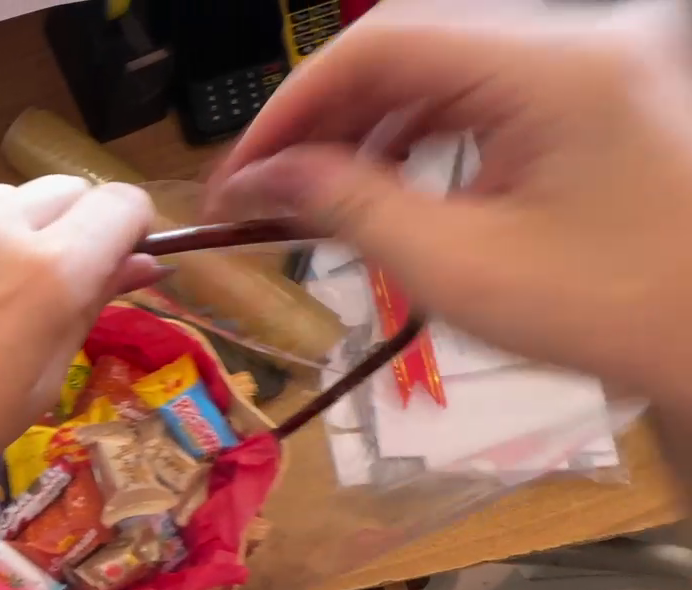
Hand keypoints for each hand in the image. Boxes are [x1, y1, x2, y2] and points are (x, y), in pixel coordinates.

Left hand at [0, 178, 156, 549]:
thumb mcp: (39, 383)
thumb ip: (91, 307)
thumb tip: (141, 262)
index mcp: (47, 270)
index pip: (120, 203)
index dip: (128, 233)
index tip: (111, 268)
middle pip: (64, 191)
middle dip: (73, 230)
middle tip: (44, 291)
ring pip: (3, 199)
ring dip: (14, 232)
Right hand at [208, 0, 691, 409]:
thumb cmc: (594, 306)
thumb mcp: (447, 263)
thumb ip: (345, 205)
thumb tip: (258, 178)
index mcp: (550, 70)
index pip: (381, 44)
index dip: (288, 105)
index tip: (236, 174)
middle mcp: (569, 44)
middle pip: (401, 45)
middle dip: (310, 115)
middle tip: (253, 185)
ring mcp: (578, 67)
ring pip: (425, 67)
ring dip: (346, 125)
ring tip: (296, 190)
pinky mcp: (578, 97)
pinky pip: (461, 93)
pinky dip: (393, 133)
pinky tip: (364, 179)